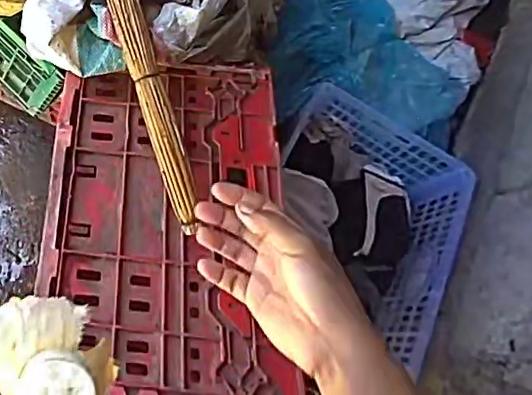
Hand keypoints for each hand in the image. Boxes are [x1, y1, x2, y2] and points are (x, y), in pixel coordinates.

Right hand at [194, 182, 414, 394]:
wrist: (331, 343)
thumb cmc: (329, 297)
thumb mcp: (300, 248)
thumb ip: (270, 224)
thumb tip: (245, 205)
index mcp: (288, 235)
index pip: (258, 207)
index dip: (237, 196)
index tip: (218, 189)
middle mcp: (275, 252)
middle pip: (242, 226)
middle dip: (221, 215)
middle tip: (202, 209)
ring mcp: (265, 274)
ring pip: (233, 250)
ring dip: (216, 239)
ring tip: (200, 232)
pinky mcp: (256, 298)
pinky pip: (231, 280)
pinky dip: (216, 272)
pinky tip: (205, 265)